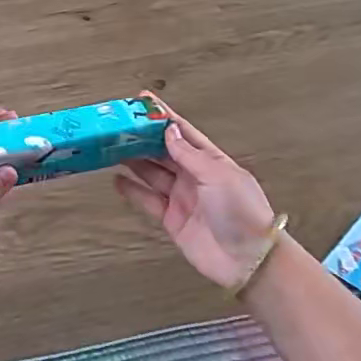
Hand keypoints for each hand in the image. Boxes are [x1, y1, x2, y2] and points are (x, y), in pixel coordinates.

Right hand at [114, 95, 276, 289]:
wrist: (247, 260)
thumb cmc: (241, 212)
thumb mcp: (217, 175)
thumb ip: (189, 154)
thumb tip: (169, 131)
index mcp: (211, 160)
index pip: (183, 132)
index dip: (164, 116)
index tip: (144, 100)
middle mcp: (195, 176)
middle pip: (164, 151)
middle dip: (143, 138)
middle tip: (119, 125)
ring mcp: (183, 198)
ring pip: (153, 173)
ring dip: (134, 160)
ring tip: (112, 147)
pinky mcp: (172, 220)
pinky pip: (148, 200)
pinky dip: (132, 190)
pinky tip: (117, 180)